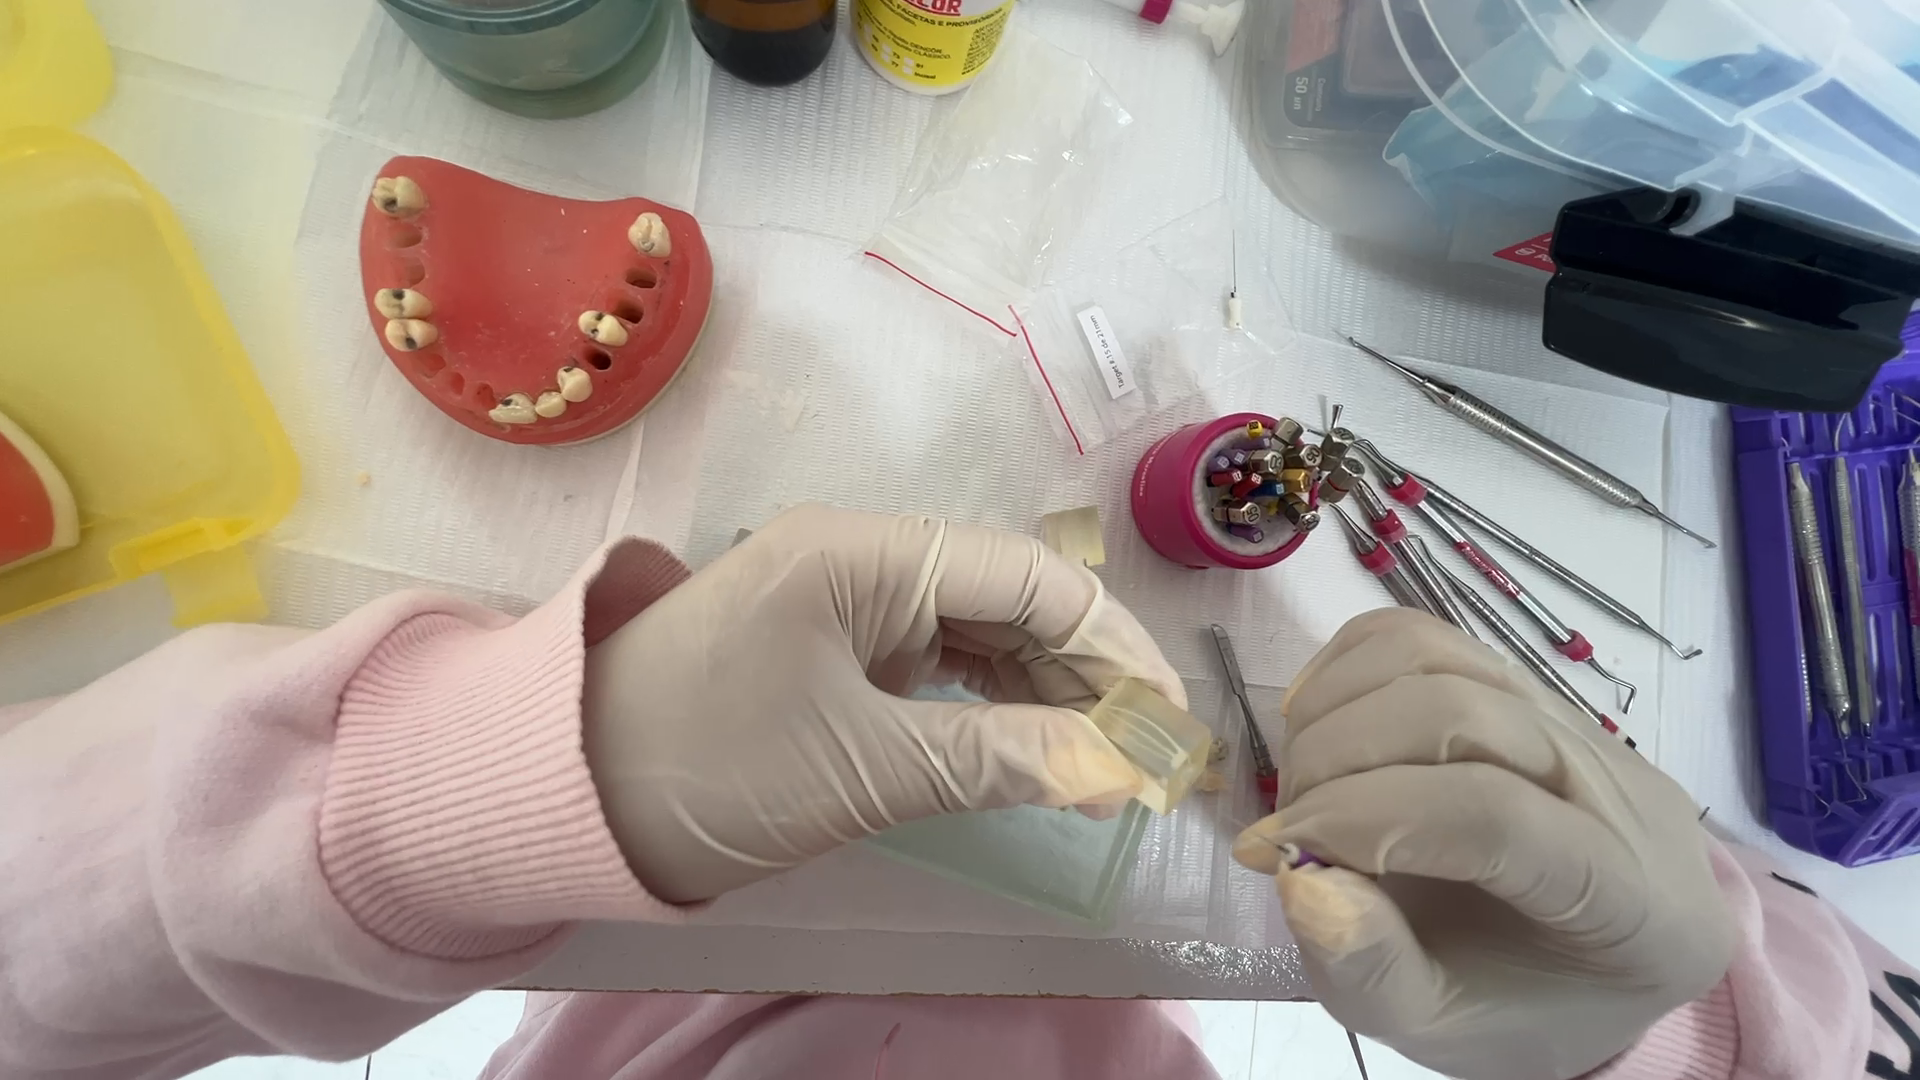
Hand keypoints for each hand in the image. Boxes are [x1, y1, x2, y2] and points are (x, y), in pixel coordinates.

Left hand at [582, 504, 1183, 902]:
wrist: (559, 791)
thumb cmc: (704, 764)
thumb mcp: (861, 767)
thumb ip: (997, 758)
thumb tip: (1117, 769)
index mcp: (868, 552)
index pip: (1026, 577)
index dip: (1108, 642)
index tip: (1165, 713)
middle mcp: (867, 556)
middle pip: (1009, 599)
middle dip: (1082, 672)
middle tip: (1145, 749)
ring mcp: (852, 599)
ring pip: (979, 631)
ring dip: (1042, 690)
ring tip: (1103, 756)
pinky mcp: (840, 642)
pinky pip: (939, 660)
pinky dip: (990, 701)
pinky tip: (1033, 740)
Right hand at [1232, 609, 1732, 1079]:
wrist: (1553, 957)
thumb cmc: (1496, 996)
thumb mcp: (1430, 1027)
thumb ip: (1370, 971)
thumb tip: (1300, 873)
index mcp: (1633, 899)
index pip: (1494, 816)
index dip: (1365, 819)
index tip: (1279, 851)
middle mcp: (1620, 787)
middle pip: (1456, 712)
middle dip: (1335, 759)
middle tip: (1289, 821)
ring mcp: (1567, 718)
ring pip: (1429, 656)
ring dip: (1331, 706)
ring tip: (1301, 773)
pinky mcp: (1512, 681)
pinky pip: (1414, 634)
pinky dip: (1341, 665)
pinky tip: (1316, 720)